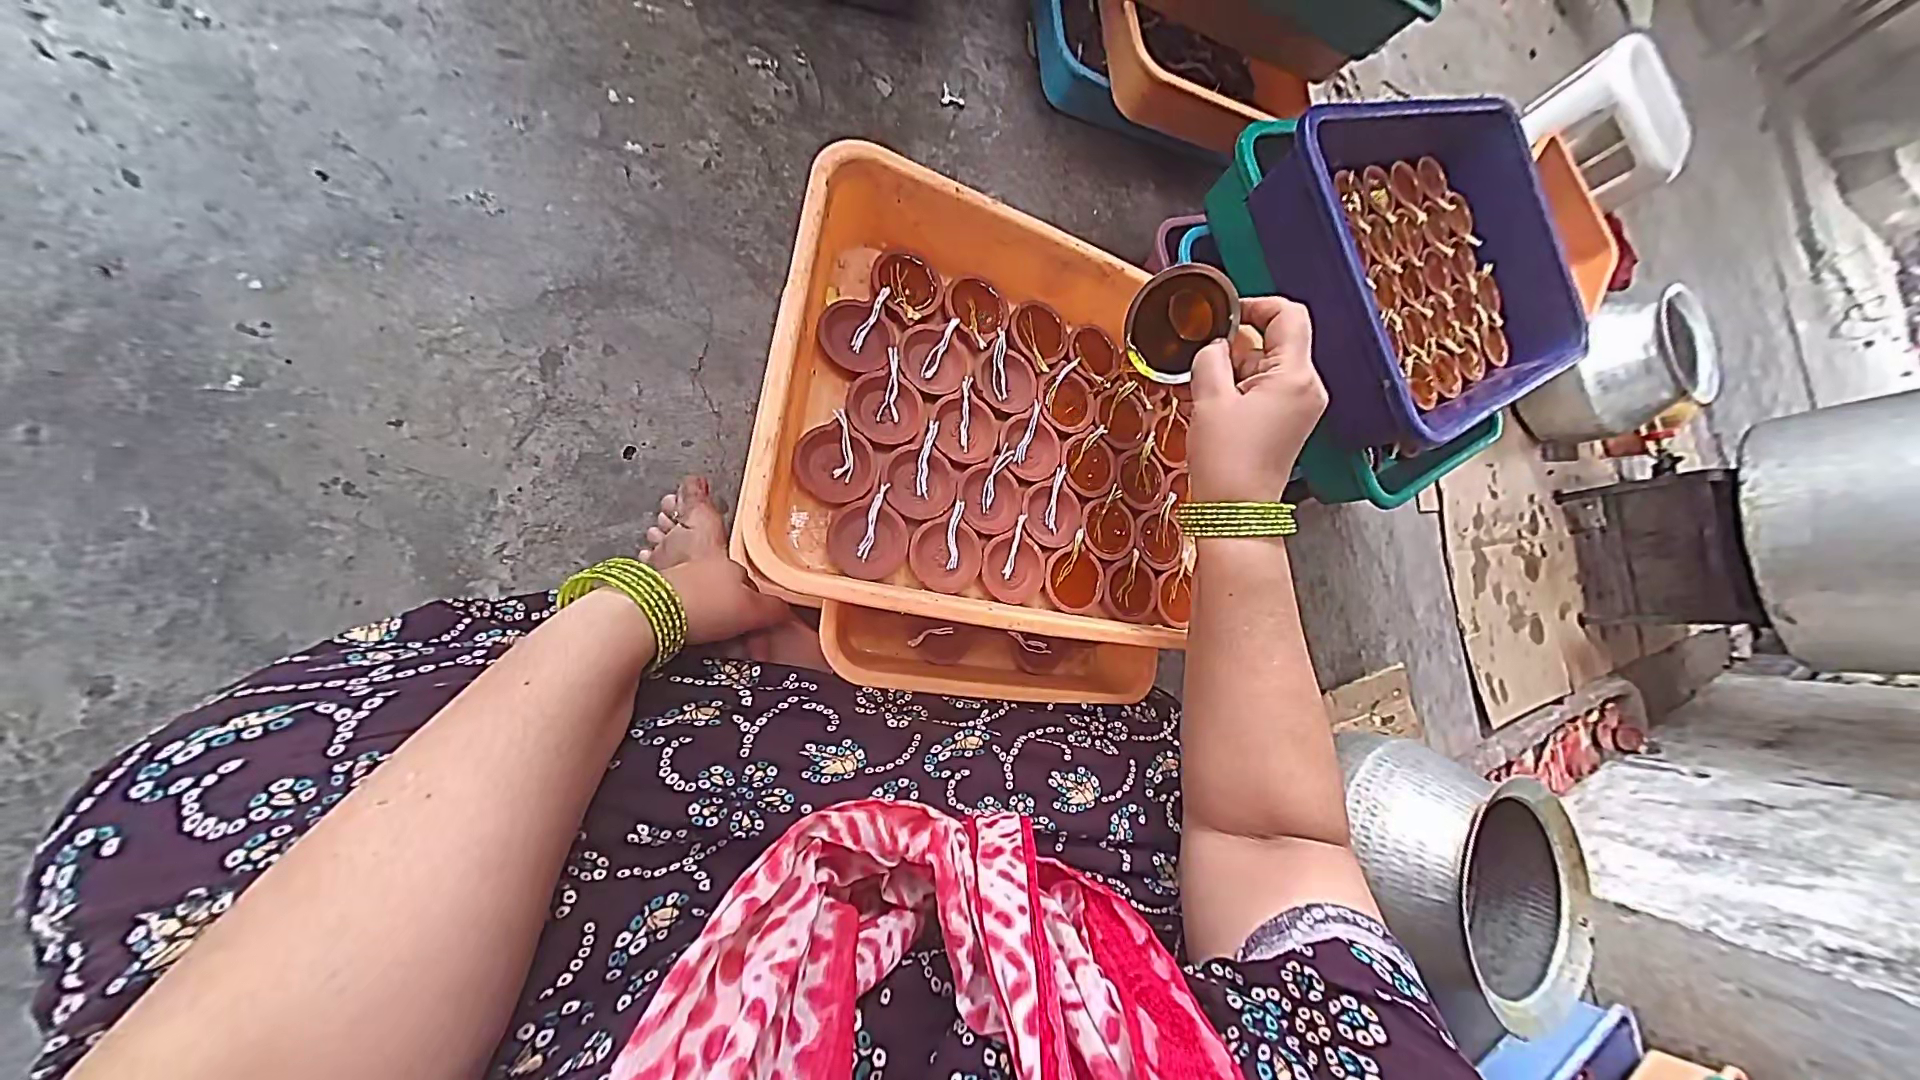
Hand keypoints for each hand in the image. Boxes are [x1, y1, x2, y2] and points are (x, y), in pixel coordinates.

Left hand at [659, 557, 794, 646]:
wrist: (648, 612)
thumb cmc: (708, 607)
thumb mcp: (752, 610)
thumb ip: (775, 609)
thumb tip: (787, 610)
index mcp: (732, 566)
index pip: (754, 589)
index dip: (758, 615)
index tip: (756, 637)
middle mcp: (707, 566)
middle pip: (730, 596)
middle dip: (736, 621)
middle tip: (738, 648)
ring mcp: (681, 578)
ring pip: (707, 605)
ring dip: (714, 626)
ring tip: (713, 649)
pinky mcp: (658, 594)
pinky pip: (685, 611)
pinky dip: (691, 626)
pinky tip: (689, 640)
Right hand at [1188, 296, 1326, 503]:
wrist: (1234, 512)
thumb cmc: (1226, 461)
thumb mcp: (1209, 400)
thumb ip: (1211, 359)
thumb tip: (1214, 346)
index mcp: (1296, 377)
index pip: (1288, 316)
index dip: (1256, 305)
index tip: (1226, 314)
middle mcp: (1307, 388)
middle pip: (1273, 344)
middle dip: (1234, 349)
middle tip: (1200, 365)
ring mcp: (1299, 408)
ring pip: (1264, 369)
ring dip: (1230, 373)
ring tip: (1200, 394)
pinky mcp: (1286, 424)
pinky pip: (1262, 393)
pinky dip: (1236, 392)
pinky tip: (1209, 407)